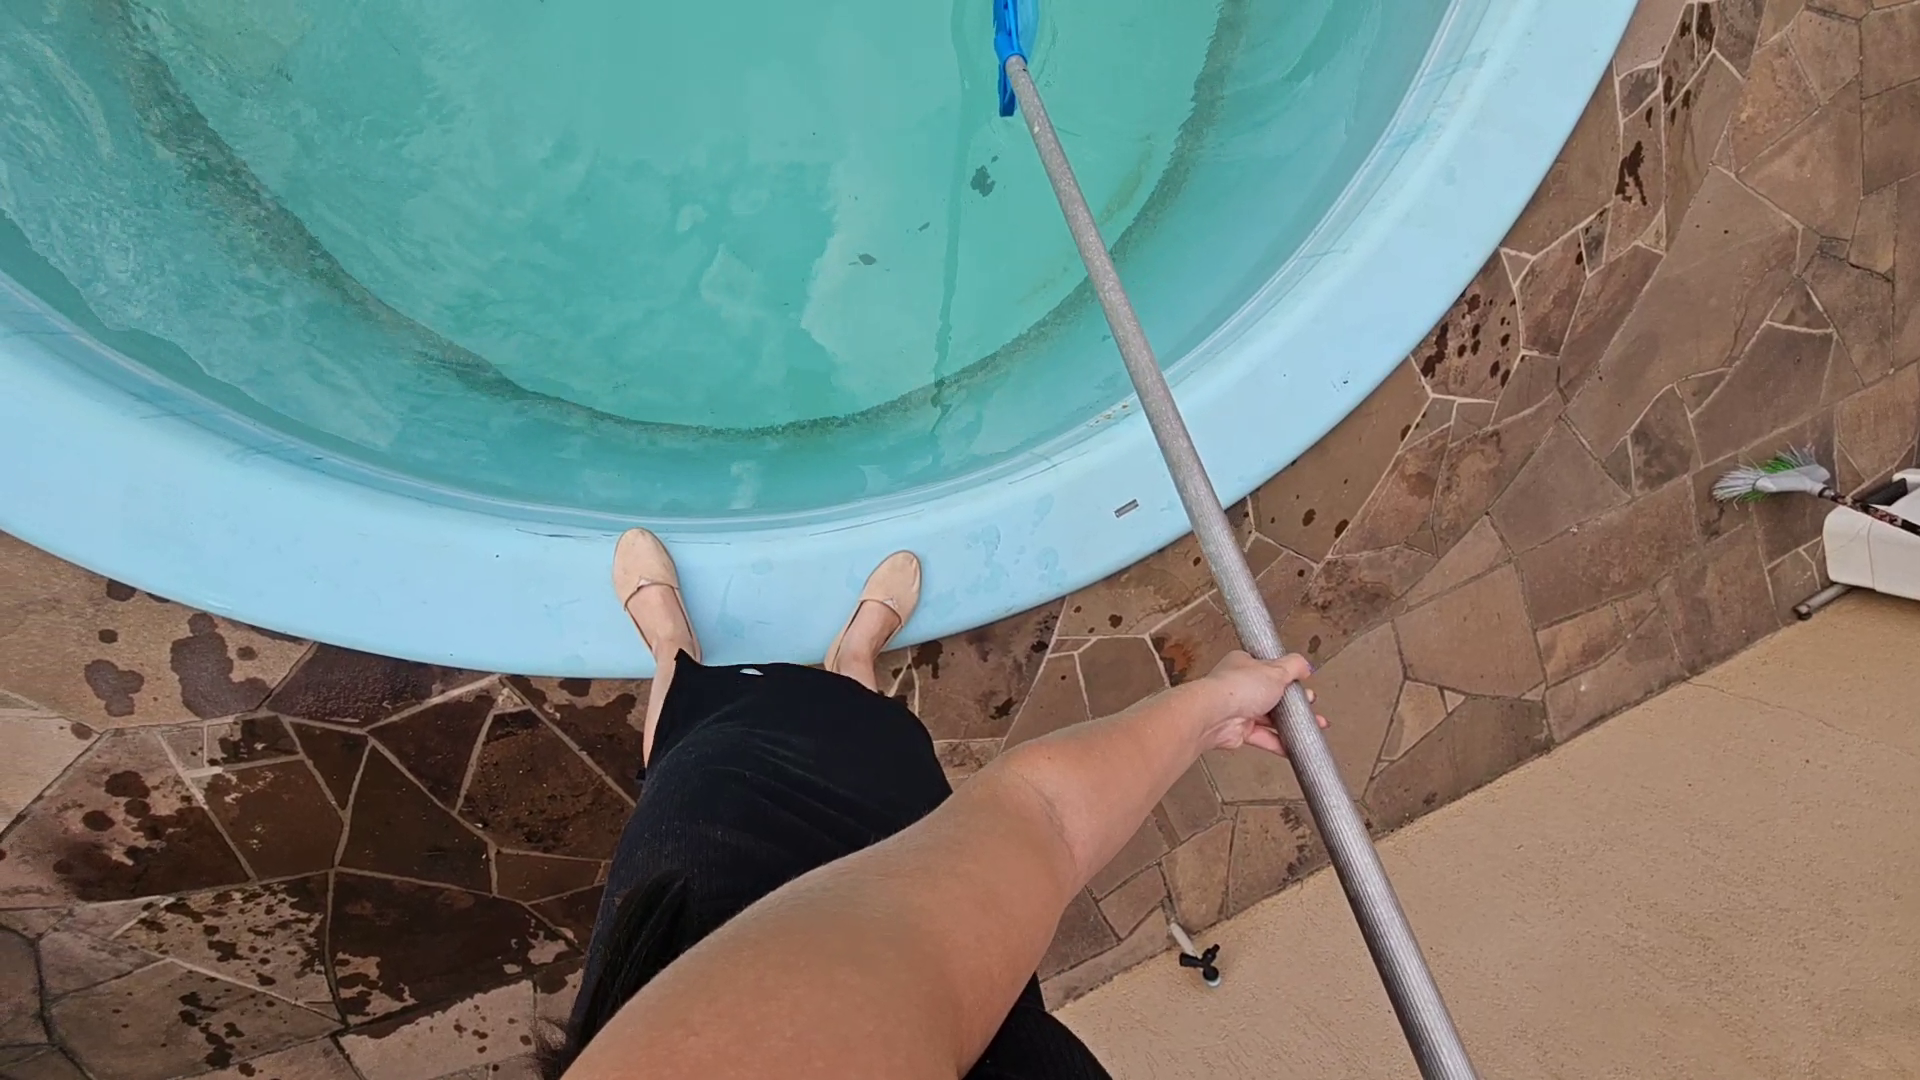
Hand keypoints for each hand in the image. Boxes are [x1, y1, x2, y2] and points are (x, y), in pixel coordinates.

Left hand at [1193, 651, 1326, 755]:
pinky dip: (1281, 743)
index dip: (1288, 677)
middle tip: (1310, 705)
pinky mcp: (1239, 731)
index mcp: (1244, 665)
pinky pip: (1265, 737)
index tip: (1304, 684)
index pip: (1270, 668)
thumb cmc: (1236, 688)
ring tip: (1315, 725)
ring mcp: (1240, 709)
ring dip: (1293, 724)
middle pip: (1273, 695)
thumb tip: (1304, 664)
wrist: (1215, 715)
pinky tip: (1297, 745)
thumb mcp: (1275, 670)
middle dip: (1294, 702)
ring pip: (1271, 718)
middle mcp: (1240, 686)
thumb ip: (1293, 666)